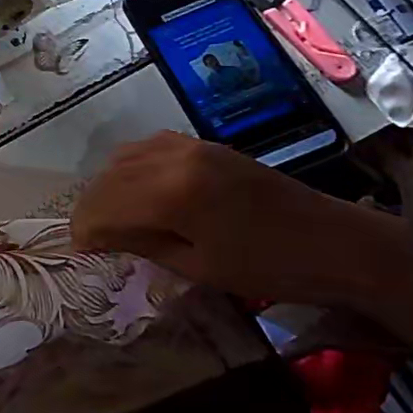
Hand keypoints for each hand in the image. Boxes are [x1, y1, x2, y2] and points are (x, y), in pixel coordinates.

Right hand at [71, 132, 402, 305]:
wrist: (333, 241)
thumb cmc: (268, 268)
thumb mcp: (199, 267)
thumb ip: (144, 243)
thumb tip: (102, 235)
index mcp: (172, 193)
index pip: (106, 204)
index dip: (86, 228)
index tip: (79, 250)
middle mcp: (174, 158)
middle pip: (110, 177)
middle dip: (92, 206)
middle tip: (87, 236)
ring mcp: (190, 145)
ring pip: (125, 156)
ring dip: (109, 184)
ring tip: (109, 215)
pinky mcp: (204, 144)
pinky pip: (150, 147)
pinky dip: (132, 167)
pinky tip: (136, 189)